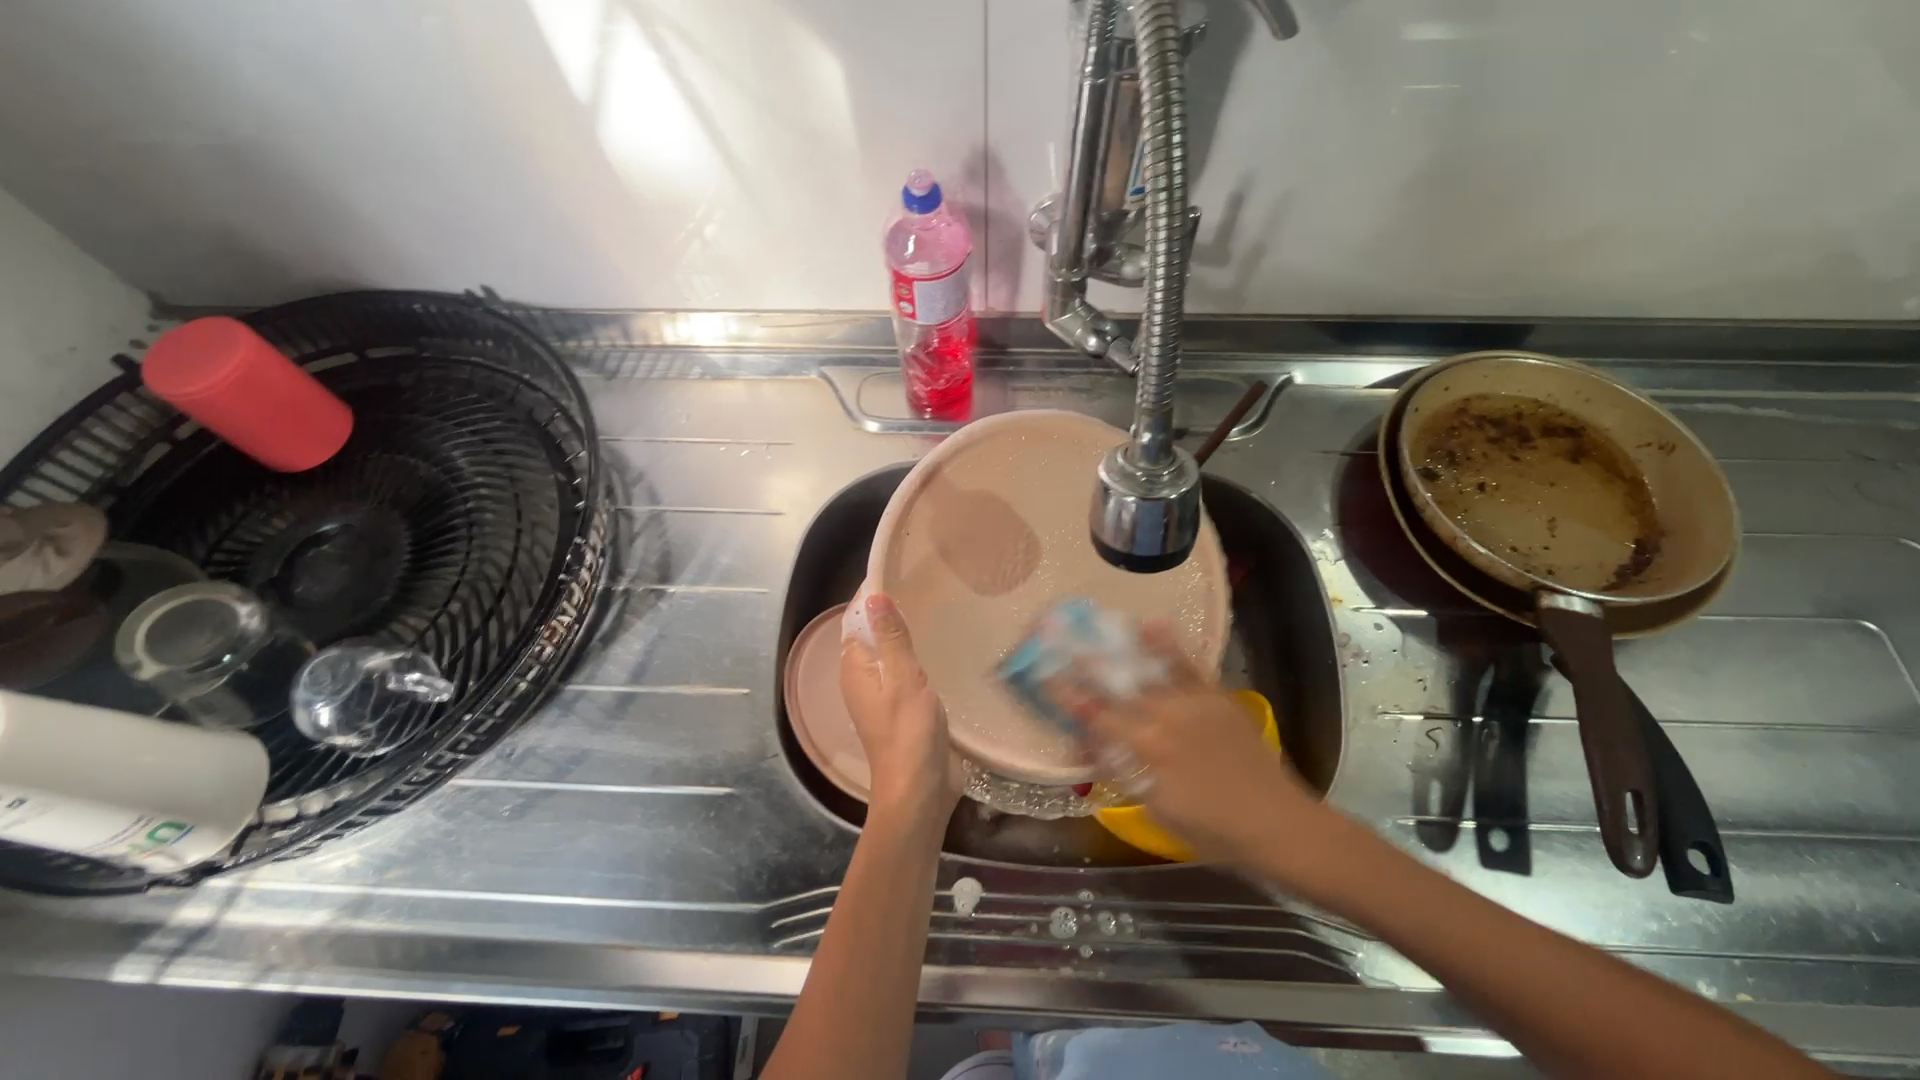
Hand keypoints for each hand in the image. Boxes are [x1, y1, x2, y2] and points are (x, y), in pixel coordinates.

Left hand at [840, 592, 965, 826]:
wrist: (919, 791)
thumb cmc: (908, 733)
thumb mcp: (903, 678)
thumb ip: (891, 637)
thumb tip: (876, 595)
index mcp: (855, 670)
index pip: (856, 621)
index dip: (872, 598)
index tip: (898, 571)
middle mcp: (864, 680)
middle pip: (873, 637)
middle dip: (891, 614)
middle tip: (925, 586)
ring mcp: (884, 698)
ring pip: (891, 656)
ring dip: (908, 637)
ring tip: (937, 610)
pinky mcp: (905, 712)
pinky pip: (907, 675)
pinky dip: (919, 659)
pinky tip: (942, 650)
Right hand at [1069, 629, 1334, 870]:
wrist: (1276, 824)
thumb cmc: (1212, 830)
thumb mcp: (1157, 808)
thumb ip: (1123, 772)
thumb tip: (1088, 747)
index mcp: (1147, 749)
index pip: (1096, 716)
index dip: (1067, 697)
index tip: (1043, 676)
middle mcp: (1165, 718)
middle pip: (1117, 687)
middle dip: (1086, 664)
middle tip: (1059, 640)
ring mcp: (1194, 703)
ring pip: (1148, 671)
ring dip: (1118, 650)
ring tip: (1094, 627)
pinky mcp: (1217, 698)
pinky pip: (1188, 666)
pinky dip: (1169, 645)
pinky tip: (1152, 623)